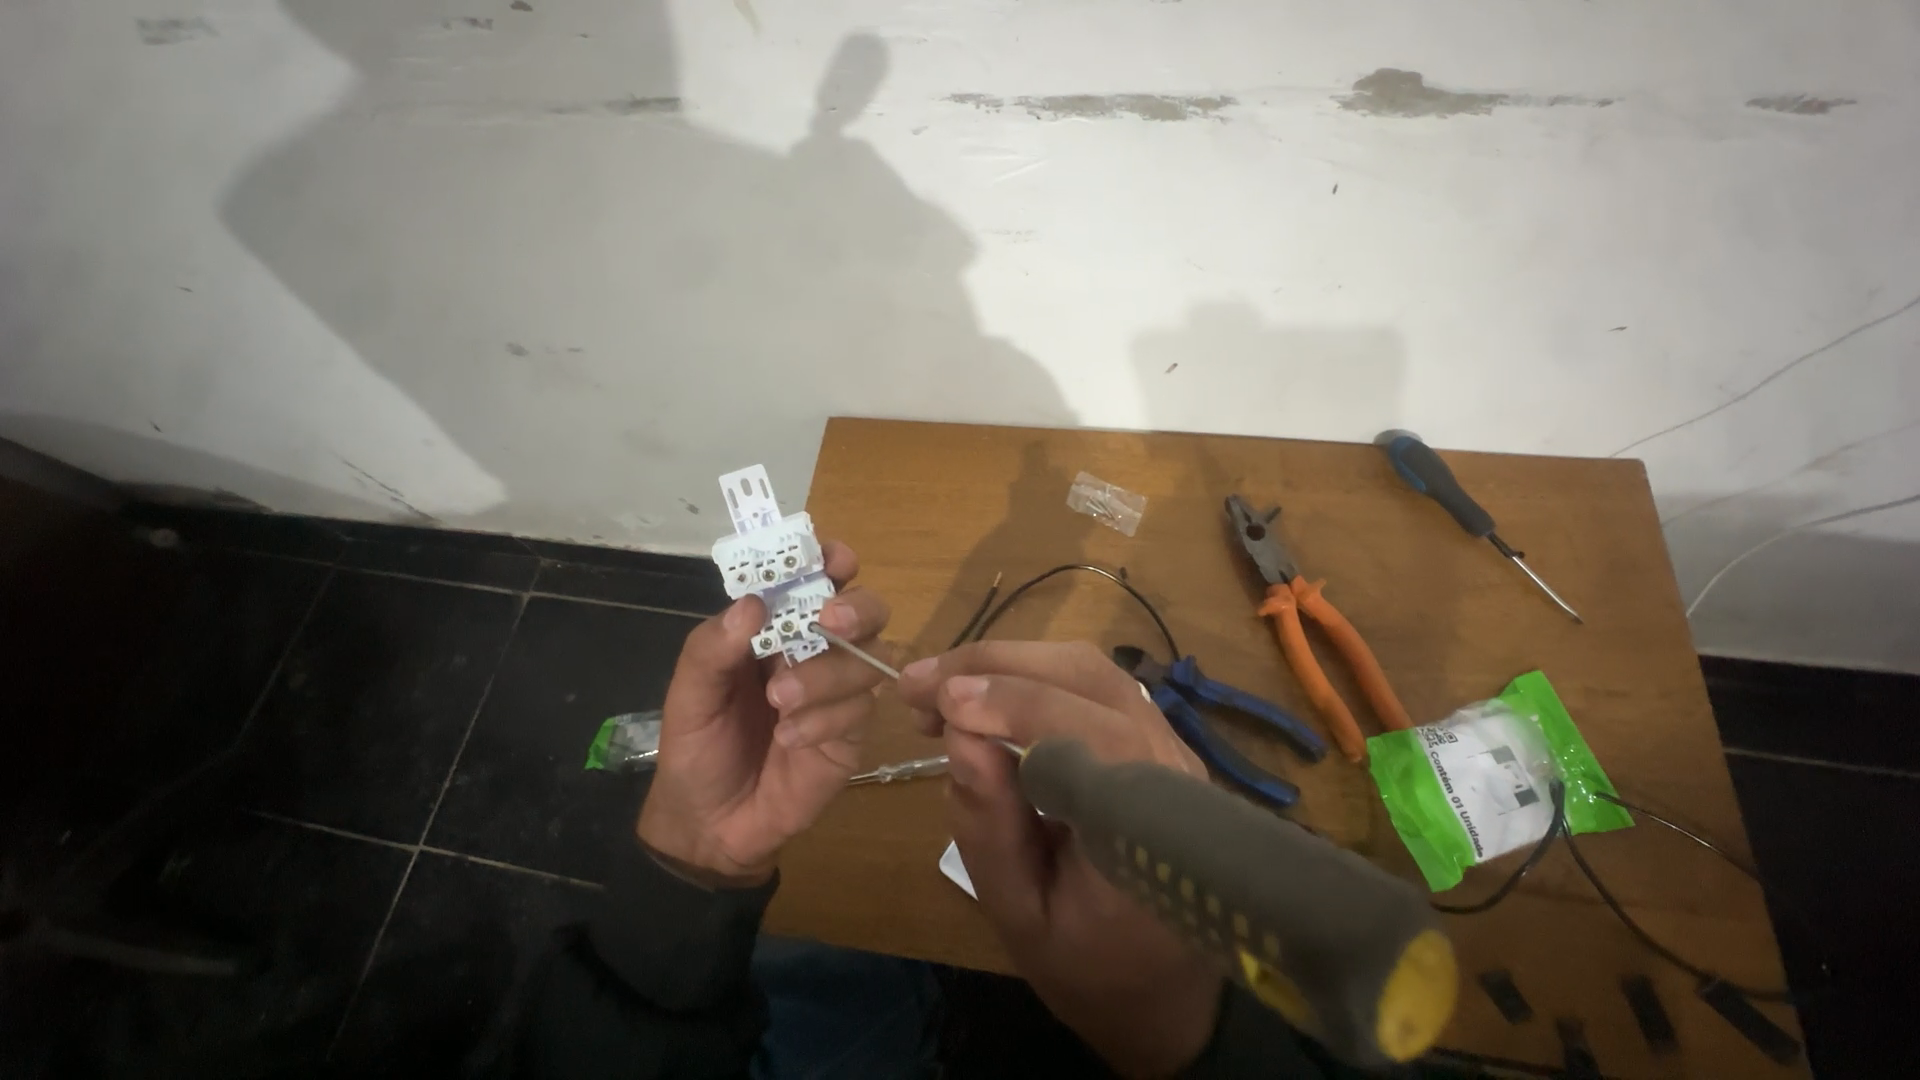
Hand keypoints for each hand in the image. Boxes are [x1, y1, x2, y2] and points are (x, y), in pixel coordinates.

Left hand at [637, 541, 891, 882]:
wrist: (712, 826)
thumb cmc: (696, 750)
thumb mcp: (688, 697)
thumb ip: (712, 648)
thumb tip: (752, 605)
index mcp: (774, 628)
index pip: (814, 579)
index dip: (831, 561)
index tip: (835, 561)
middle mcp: (815, 649)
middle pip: (866, 610)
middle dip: (857, 608)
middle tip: (830, 622)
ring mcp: (841, 690)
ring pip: (869, 658)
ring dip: (829, 674)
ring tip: (780, 704)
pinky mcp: (853, 731)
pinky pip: (861, 709)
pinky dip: (827, 718)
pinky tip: (791, 741)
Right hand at [897, 642, 1222, 1077]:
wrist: (1164, 988)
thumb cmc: (1089, 968)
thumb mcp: (1021, 917)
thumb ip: (989, 831)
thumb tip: (960, 736)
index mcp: (1145, 828)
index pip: (1092, 736)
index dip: (1019, 705)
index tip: (942, 703)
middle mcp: (1169, 768)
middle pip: (1088, 677)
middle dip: (995, 667)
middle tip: (916, 685)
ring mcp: (1170, 746)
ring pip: (1088, 669)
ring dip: (1007, 664)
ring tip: (937, 688)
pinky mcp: (1153, 739)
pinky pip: (1091, 685)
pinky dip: (1029, 675)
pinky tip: (982, 693)